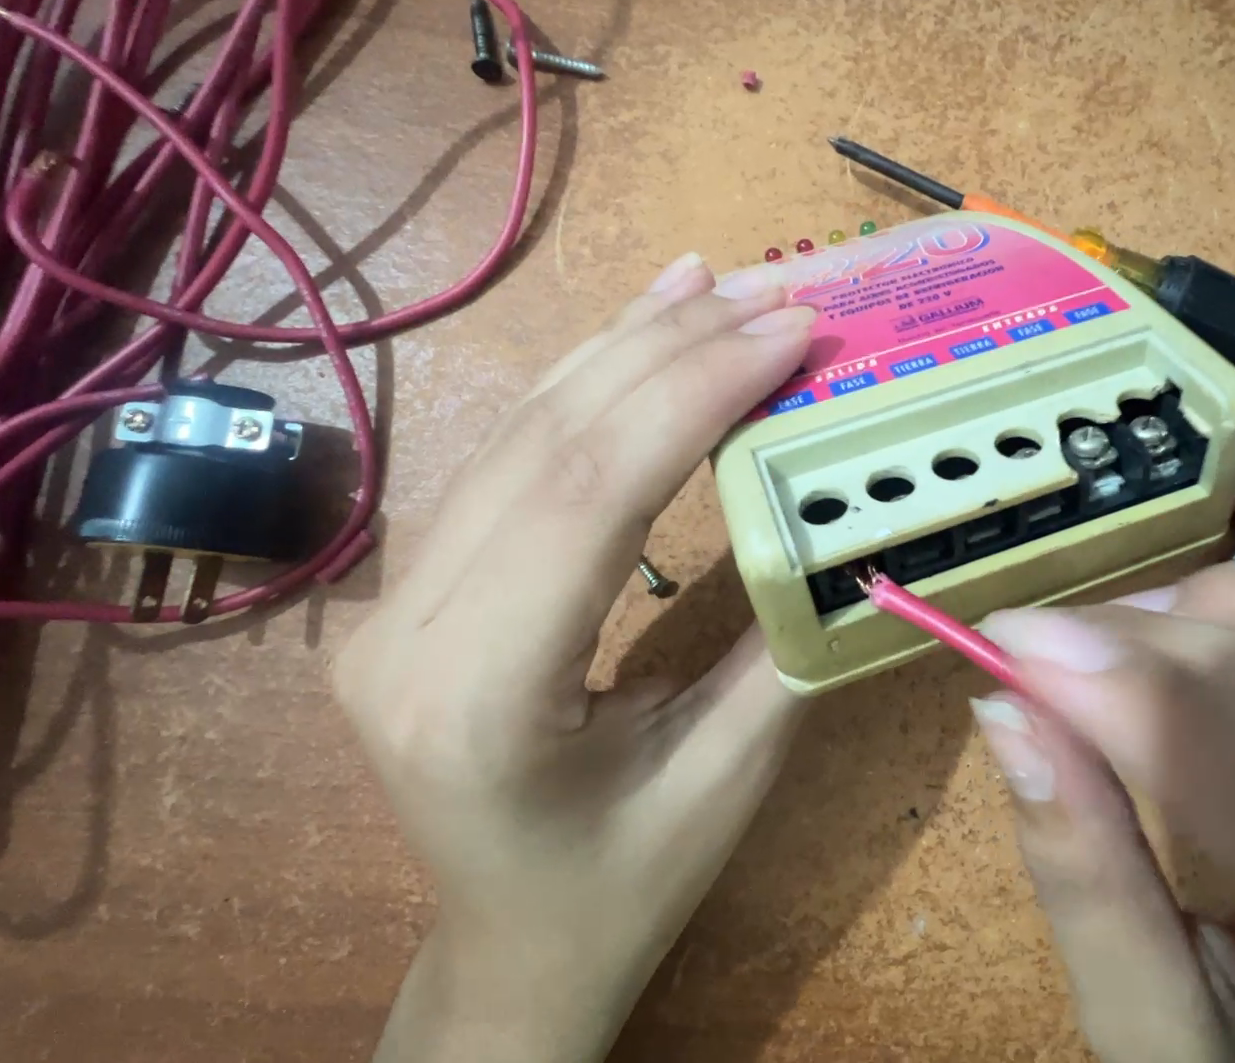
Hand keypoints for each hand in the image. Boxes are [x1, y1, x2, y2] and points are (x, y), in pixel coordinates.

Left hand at [331, 253, 816, 1062]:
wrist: (514, 947)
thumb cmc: (624, 886)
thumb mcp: (723, 782)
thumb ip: (779, 644)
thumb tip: (841, 517)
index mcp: (479, 696)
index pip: (588, 496)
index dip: (692, 392)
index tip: (788, 332)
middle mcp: (405, 631)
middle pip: (546, 445)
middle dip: (670, 353)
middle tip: (772, 296)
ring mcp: (393, 600)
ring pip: (517, 434)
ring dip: (625, 349)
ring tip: (711, 286)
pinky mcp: (416, 584)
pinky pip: (507, 461)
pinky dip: (583, 388)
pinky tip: (635, 336)